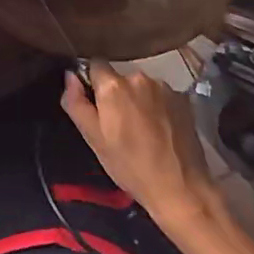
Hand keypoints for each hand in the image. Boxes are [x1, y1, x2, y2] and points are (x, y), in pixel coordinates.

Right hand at [61, 61, 225, 231]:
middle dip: (117, 94)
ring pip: (141, 86)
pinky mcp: (184, 99)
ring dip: (138, 100)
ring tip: (143, 129)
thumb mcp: (94, 139)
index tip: (96, 105)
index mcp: (113, 85)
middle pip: (120, 77)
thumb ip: (76, 103)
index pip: (94, 65)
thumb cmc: (130, 165)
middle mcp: (139, 77)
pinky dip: (158, 107)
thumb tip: (70, 76)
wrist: (182, 188)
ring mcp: (164, 87)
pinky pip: (161, 95)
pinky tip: (162, 130)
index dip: (92, 83)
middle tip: (119, 124)